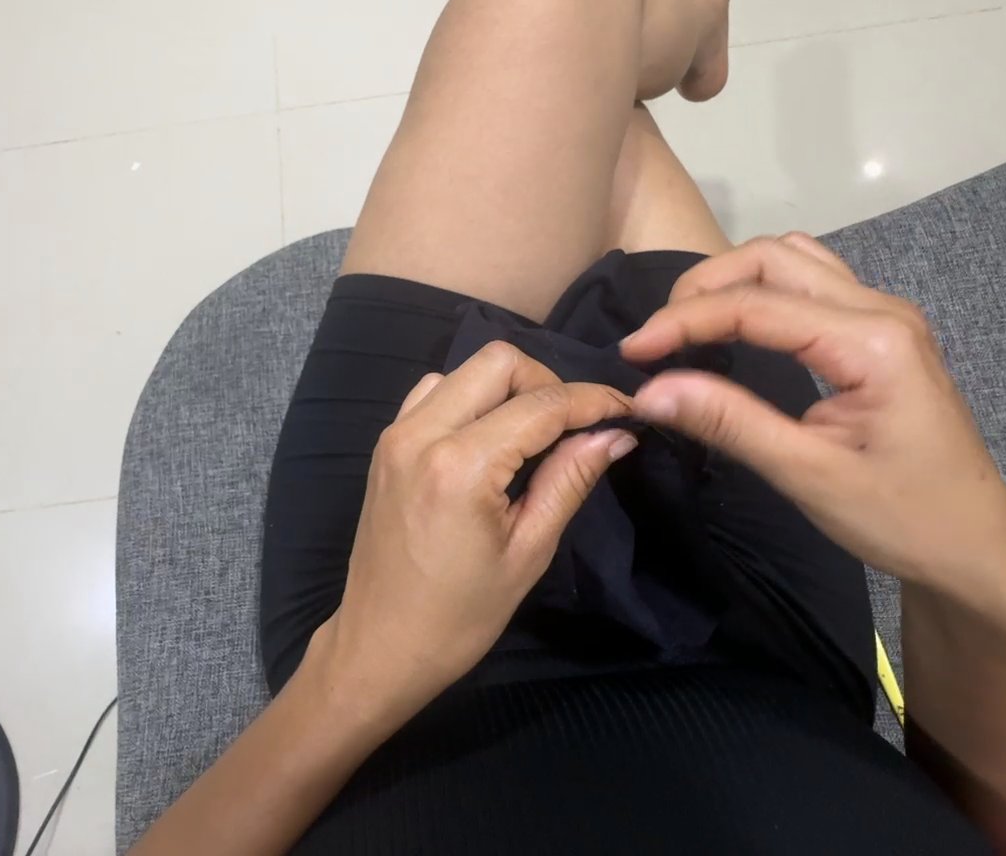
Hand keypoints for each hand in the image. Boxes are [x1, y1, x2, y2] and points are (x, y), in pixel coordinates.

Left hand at [318, 341, 636, 716]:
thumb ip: (570, 480)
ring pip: (464, 369)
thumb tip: (616, 434)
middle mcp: (422, 432)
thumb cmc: (460, 616)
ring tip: (533, 433)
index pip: (541, 404)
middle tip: (574, 425)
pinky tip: (487, 436)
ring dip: (507, 387)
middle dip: (548, 381)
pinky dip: (469, 397)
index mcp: (461, 465)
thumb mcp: (528, 551)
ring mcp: (396, 433)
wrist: (379, 645)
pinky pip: (433, 391)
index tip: (626, 408)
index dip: (592, 400)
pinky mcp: (385, 442)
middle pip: (498, 361)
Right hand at [620, 234, 1005, 611]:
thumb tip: (648, 391)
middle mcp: (881, 310)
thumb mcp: (808, 475)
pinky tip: (739, 324)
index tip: (631, 353)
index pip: (755, 305)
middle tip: (659, 336)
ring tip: (688, 325)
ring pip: (791, 259)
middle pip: (772, 257)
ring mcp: (883, 316)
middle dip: (704, 287)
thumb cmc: (902, 519)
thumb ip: (728, 422)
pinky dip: (760, 289)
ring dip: (731, 279)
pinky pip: (809, 280)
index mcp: (871, 342)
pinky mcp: (877, 331)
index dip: (683, 321)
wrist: (977, 551)